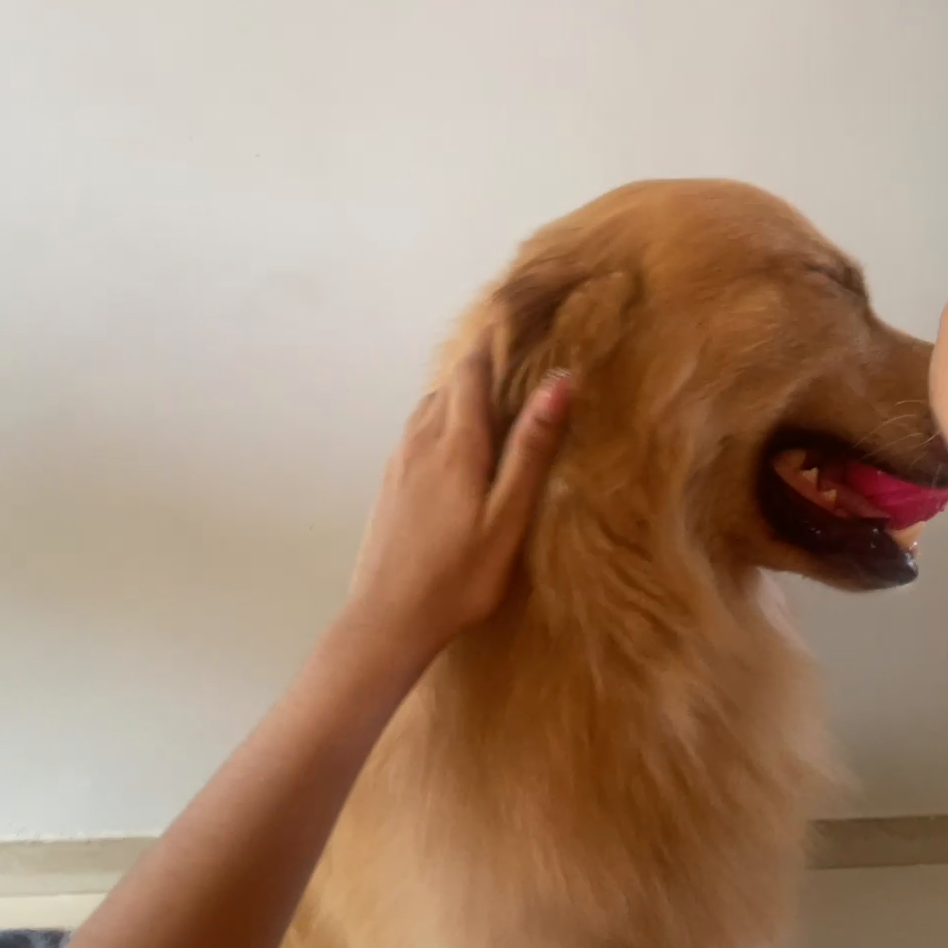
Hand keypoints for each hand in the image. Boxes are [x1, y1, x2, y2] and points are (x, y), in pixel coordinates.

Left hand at [338, 345, 571, 661]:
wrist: (388, 618)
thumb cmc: (460, 574)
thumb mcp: (508, 515)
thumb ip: (530, 449)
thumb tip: (558, 383)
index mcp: (455, 442)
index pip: (470, 371)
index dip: (493, 344)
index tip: (520, 329)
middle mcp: (420, 440)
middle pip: (449, 385)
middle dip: (481, 369)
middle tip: (519, 369)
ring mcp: (398, 461)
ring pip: (430, 408)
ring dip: (460, 396)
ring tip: (495, 404)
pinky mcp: (389, 482)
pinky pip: (417, 432)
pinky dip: (442, 422)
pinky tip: (458, 448)